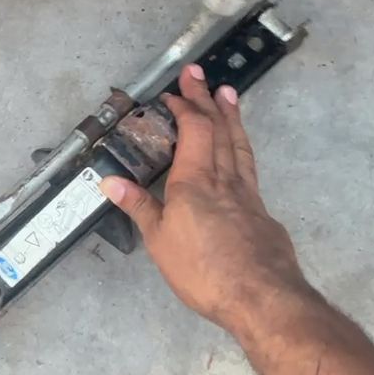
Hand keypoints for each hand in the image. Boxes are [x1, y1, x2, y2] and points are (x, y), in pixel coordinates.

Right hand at [99, 64, 314, 338]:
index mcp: (195, 181)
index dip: (185, 107)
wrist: (264, 300)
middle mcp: (224, 180)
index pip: (194, 131)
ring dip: (231, 117)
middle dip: (207, 99)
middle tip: (199, 74)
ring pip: (240, 147)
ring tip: (228, 95)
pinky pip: (249, 170)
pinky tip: (238, 157)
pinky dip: (241, 151)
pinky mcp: (263, 216)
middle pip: (219, 130)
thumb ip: (138, 206)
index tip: (173, 92)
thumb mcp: (159, 239)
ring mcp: (248, 196)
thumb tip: (108, 180)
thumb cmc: (203, 268)